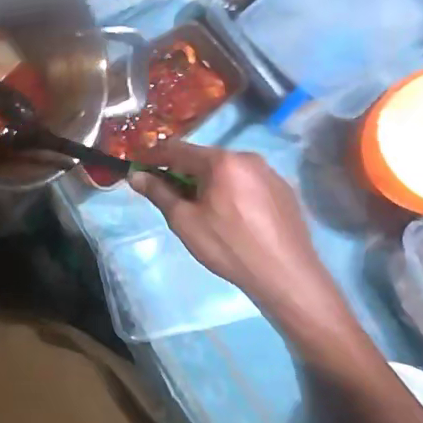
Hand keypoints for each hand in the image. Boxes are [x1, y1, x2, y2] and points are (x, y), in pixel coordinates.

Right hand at [129, 142, 351, 335]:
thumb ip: (159, 194)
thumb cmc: (229, 247)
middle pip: (205, 158)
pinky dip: (234, 191)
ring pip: (229, 170)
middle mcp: (247, 156)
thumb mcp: (186, 222)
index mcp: (221, 160)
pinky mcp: (283, 188)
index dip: (156, 156)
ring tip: (204, 210)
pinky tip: (235, 217)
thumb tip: (136, 175)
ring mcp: (269, 171)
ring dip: (211, 182)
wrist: (286, 273)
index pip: (178, 149)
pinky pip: (249, 181)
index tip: (140, 166)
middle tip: (172, 196)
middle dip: (184, 172)